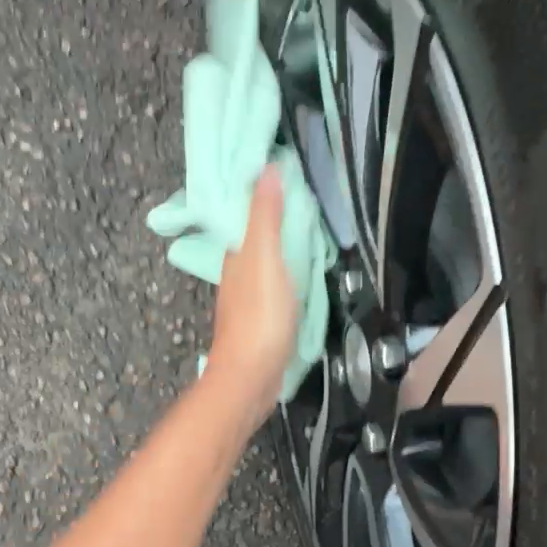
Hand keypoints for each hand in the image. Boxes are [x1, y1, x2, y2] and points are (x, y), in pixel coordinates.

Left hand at [205, 165, 298, 430]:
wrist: (252, 379)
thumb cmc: (259, 319)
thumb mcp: (264, 258)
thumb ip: (265, 217)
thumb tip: (266, 168)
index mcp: (237, 255)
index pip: (247, 213)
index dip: (263, 191)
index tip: (286, 166)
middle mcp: (239, 275)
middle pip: (258, 238)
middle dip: (276, 217)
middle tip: (305, 194)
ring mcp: (250, 301)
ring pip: (267, 263)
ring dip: (284, 247)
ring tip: (309, 229)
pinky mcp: (263, 323)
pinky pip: (278, 287)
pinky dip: (290, 274)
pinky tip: (303, 274)